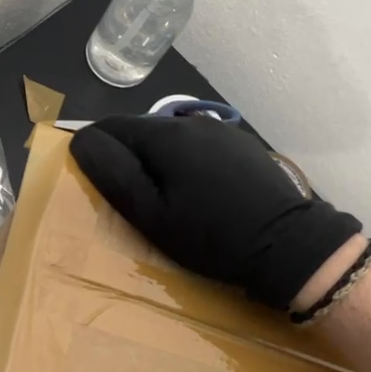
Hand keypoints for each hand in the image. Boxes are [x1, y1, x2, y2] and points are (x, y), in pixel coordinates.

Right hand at [70, 115, 363, 308]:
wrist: (289, 248)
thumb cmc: (211, 237)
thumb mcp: (152, 215)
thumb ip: (114, 174)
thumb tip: (81, 139)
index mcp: (166, 136)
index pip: (112, 127)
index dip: (95, 150)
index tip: (92, 179)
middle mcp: (194, 124)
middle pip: (143, 131)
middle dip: (127, 156)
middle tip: (127, 197)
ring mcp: (223, 133)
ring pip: (172, 139)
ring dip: (157, 161)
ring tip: (160, 198)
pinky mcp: (244, 149)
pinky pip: (199, 148)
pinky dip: (186, 165)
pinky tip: (195, 193)